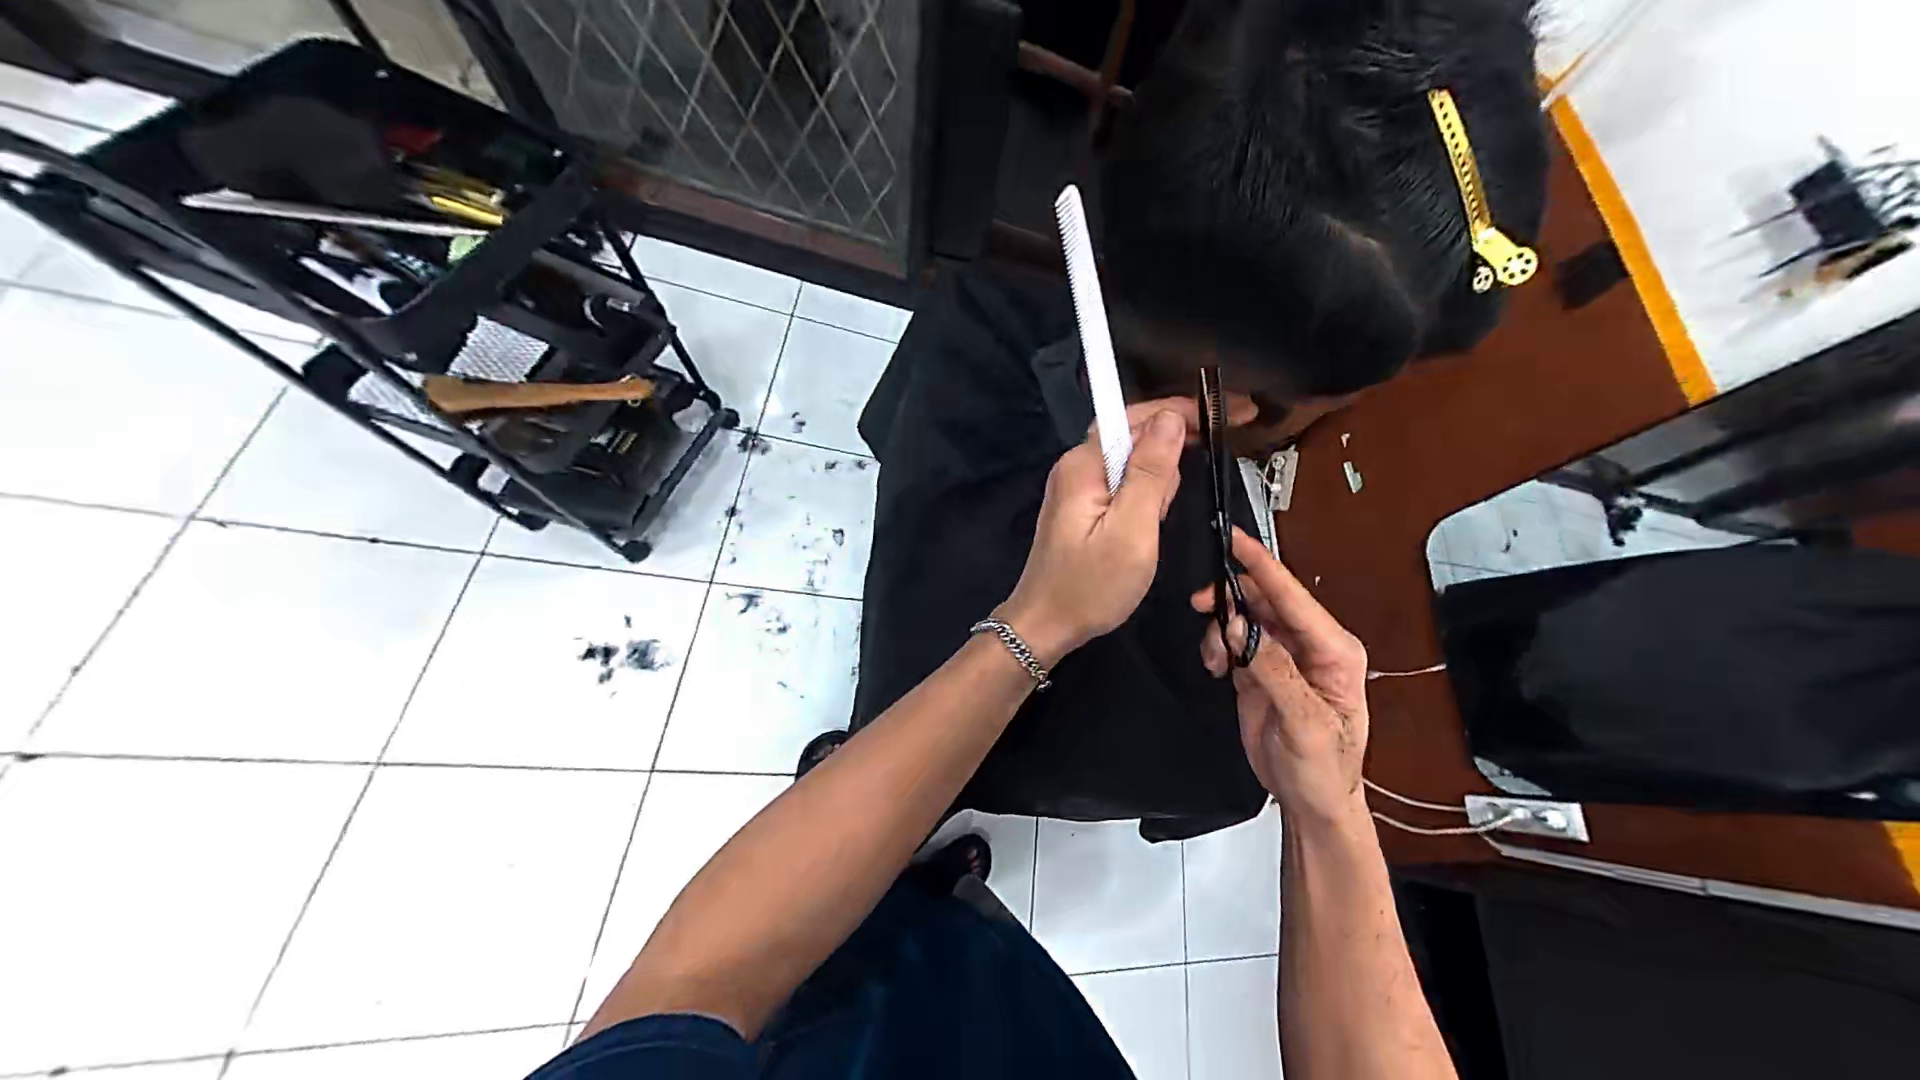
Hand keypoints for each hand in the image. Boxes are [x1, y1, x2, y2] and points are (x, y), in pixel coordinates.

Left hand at [998, 395, 1248, 666]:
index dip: (1183, 409)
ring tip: (1153, 528)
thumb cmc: (1090, 586)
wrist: (1045, 626)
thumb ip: (1150, 472)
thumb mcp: (1132, 530)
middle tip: (1182, 496)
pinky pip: (1124, 488)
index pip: (1136, 414)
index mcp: (1084, 464)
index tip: (1230, 411)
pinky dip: (1145, 502)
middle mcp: (1077, 466)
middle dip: (1171, 455)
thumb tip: (1170, 418)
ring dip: (1157, 486)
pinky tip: (1146, 528)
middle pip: (1135, 435)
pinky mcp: (1083, 507)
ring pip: (1133, 465)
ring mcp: (1078, 487)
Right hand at [1192, 527, 1370, 824]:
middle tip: (1202, 605)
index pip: (1292, 595)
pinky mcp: (1262, 669)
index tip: (1234, 539)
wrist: (1311, 800)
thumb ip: (1272, 670)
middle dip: (1230, 598)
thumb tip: (1240, 626)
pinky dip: (1217, 645)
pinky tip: (1216, 665)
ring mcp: (1283, 656)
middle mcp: (1309, 646)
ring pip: (1243, 617)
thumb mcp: (1304, 722)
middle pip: (1264, 599)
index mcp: (1333, 650)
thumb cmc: (1323, 768)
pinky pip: (1232, 640)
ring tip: (1215, 657)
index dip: (1261, 564)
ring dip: (1220, 628)